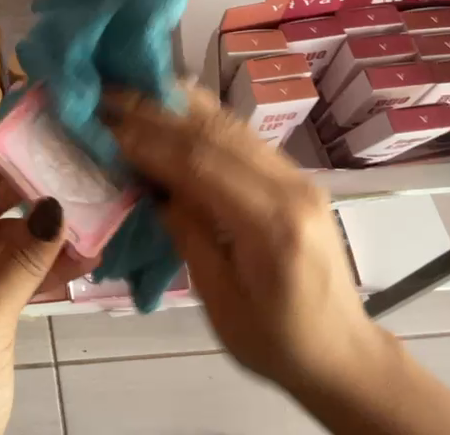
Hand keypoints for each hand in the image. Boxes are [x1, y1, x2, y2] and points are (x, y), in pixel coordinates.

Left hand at [0, 151, 94, 434]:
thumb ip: (23, 259)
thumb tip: (57, 205)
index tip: (38, 136)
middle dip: (30, 194)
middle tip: (78, 172)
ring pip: (6, 241)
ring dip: (45, 234)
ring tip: (92, 215)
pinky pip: (14, 274)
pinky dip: (44, 268)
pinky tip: (84, 258)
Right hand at [105, 87, 391, 394]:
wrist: (344, 355)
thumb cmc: (277, 342)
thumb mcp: (222, 303)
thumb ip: (188, 235)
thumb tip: (150, 185)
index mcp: (273, 225)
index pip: (200, 163)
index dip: (148, 141)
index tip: (104, 127)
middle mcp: (291, 188)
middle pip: (213, 132)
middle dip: (154, 111)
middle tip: (106, 97)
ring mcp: (296, 176)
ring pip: (227, 123)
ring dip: (174, 105)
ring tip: (129, 92)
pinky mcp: (291, 175)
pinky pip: (238, 133)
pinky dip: (197, 117)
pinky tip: (168, 106)